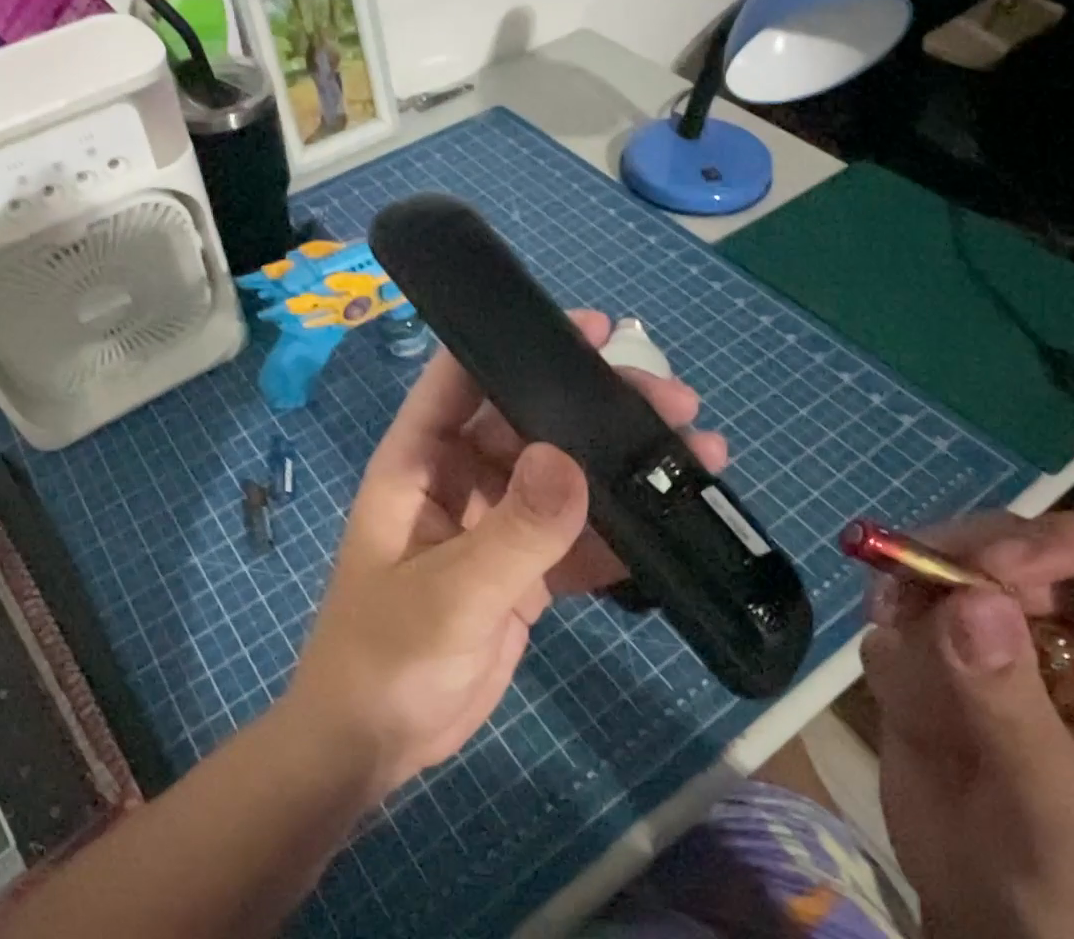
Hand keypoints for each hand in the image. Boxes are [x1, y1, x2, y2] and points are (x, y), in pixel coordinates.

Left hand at [284, 311, 728, 795]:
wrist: (375, 743)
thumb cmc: (385, 658)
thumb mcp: (449, 594)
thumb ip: (514, 531)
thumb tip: (570, 460)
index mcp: (418, 466)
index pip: (460, 381)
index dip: (517, 345)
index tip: (594, 329)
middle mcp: (458, 484)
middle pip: (530, 424)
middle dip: (597, 409)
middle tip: (674, 401)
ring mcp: (493, 529)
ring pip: (563, 479)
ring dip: (621, 468)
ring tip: (698, 452)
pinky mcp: (521, 575)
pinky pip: (575, 539)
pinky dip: (620, 531)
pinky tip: (674, 519)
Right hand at [861, 506, 1073, 938]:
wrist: (988, 935)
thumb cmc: (1073, 899)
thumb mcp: (1058, 817)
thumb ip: (1013, 711)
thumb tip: (966, 604)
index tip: (990, 572)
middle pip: (1030, 543)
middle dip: (965, 555)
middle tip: (906, 588)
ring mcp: (1001, 651)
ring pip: (952, 569)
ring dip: (911, 592)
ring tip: (896, 643)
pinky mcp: (936, 667)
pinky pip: (902, 618)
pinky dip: (885, 639)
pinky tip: (896, 693)